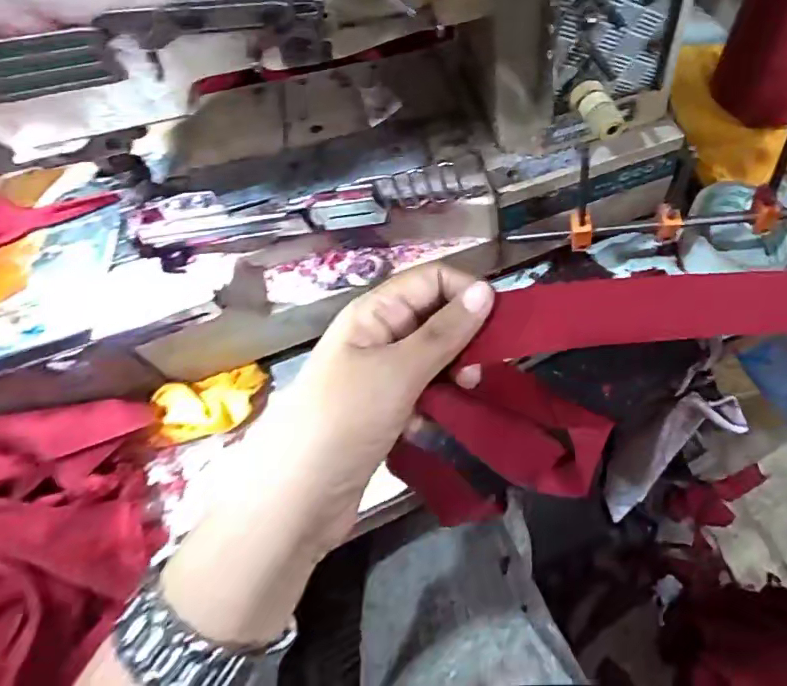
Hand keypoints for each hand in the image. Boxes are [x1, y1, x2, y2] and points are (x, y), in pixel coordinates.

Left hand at [157, 263, 494, 646]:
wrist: (291, 509)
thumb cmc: (343, 423)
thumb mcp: (400, 371)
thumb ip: (447, 329)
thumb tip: (488, 289)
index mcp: (374, 313)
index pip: (433, 278)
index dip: (466, 292)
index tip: (496, 323)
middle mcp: (378, 335)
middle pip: (438, 314)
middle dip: (466, 336)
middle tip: (477, 369)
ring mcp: (381, 373)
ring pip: (437, 353)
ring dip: (456, 369)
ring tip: (462, 393)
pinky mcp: (386, 407)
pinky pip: (427, 386)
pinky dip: (439, 397)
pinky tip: (437, 419)